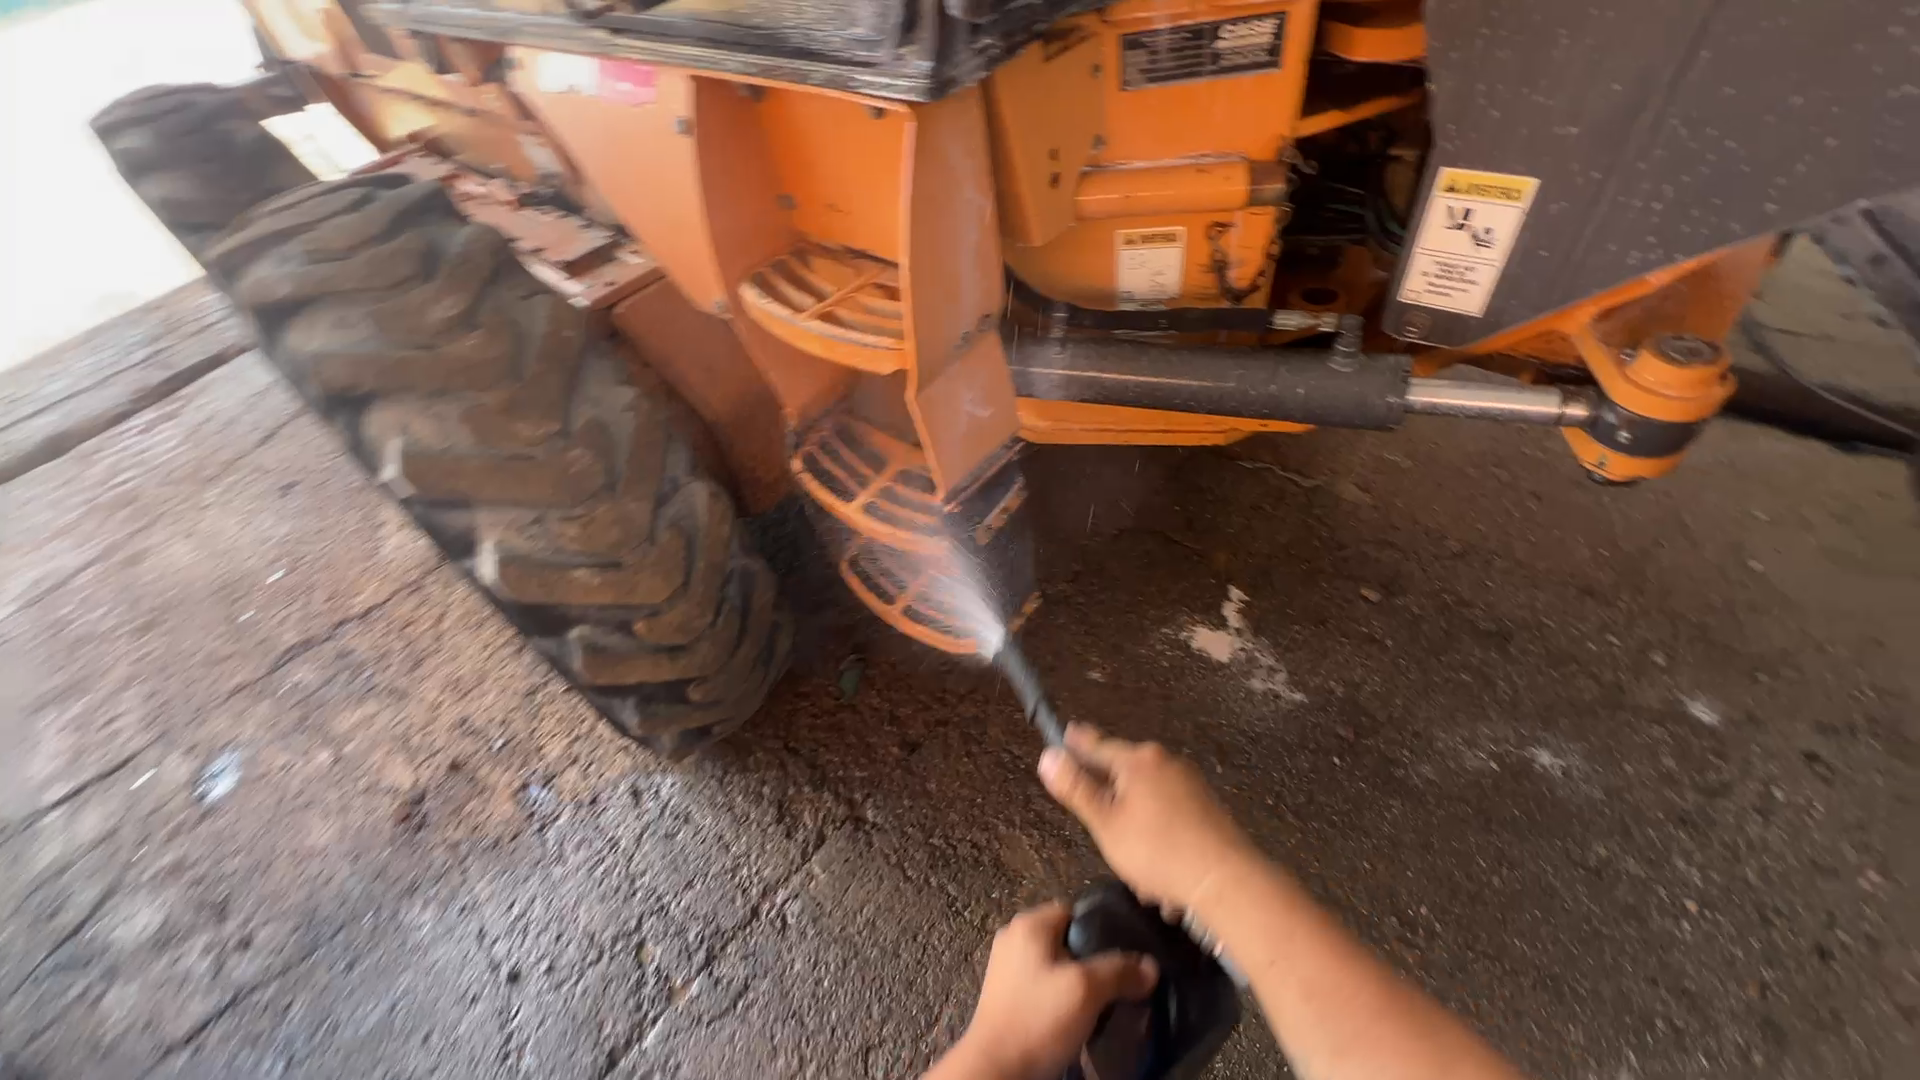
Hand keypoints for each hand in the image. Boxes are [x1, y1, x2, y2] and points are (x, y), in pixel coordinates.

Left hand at [933, 901, 1157, 1079]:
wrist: (997, 1068)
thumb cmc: (1039, 1018)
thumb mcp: (1086, 990)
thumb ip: (1119, 971)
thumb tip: (1150, 966)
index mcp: (1028, 924)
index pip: (1073, 911)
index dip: (1100, 929)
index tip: (1123, 954)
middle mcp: (1013, 937)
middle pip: (1065, 939)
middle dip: (1091, 960)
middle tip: (1116, 983)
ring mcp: (1006, 966)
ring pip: (1054, 964)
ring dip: (1076, 982)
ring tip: (1100, 1003)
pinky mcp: (1005, 994)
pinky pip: (1042, 985)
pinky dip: (1059, 996)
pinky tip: (1075, 1017)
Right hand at [1039, 723, 1261, 913]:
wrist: (1225, 880)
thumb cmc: (1159, 851)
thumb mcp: (1106, 823)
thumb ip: (1076, 789)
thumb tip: (1049, 757)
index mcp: (1138, 761)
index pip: (1098, 746)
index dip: (1078, 743)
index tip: (1066, 732)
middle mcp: (1165, 763)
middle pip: (1124, 774)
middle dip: (1111, 801)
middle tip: (1103, 831)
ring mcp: (1189, 782)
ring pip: (1146, 799)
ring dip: (1136, 826)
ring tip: (1138, 868)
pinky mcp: (1205, 805)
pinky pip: (1169, 814)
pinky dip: (1159, 835)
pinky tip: (1160, 870)